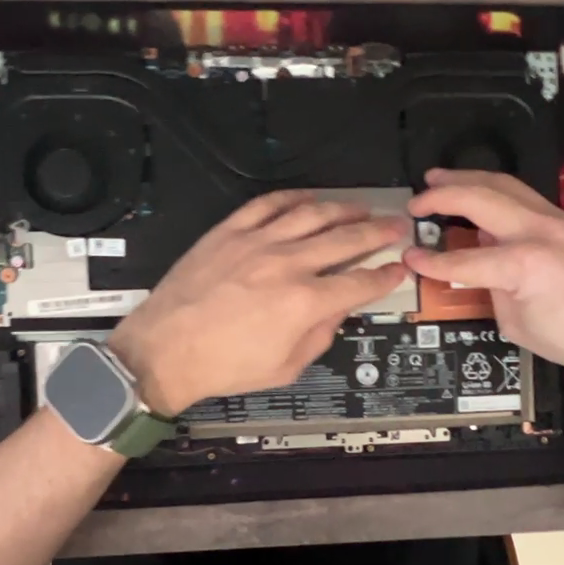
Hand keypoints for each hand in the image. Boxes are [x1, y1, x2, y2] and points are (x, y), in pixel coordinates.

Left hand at [109, 190, 408, 413]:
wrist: (165, 351)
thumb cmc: (224, 366)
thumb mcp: (285, 367)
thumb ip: (320, 334)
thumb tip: (338, 310)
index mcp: (304, 303)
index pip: (359, 282)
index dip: (385, 276)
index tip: (398, 269)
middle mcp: (286, 265)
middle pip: (346, 238)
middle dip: (379, 232)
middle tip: (396, 226)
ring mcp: (256, 243)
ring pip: (312, 214)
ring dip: (343, 208)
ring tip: (361, 207)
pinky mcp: (228, 232)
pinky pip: (268, 204)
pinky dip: (293, 197)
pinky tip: (309, 198)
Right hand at [402, 169, 563, 397]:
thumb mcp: (517, 324)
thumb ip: (492, 290)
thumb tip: (479, 271)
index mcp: (524, 265)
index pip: (462, 260)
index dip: (430, 263)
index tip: (409, 258)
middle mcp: (541, 232)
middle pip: (480, 197)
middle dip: (442, 195)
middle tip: (417, 201)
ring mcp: (560, 221)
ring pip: (505, 186)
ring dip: (468, 180)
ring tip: (439, 179)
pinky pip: (526, 198)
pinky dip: (496, 194)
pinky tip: (482, 200)